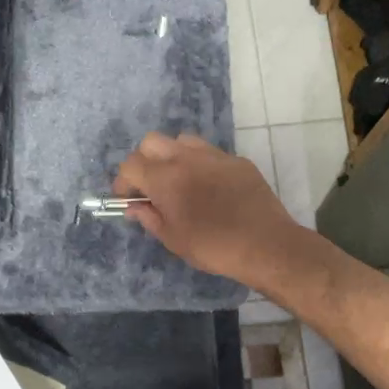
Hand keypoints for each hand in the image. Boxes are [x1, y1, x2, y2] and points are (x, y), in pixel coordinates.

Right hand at [114, 133, 307, 287]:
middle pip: (151, 142)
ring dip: (171, 156)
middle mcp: (186, 158)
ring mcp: (214, 155)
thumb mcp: (173, 239)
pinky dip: (199, 164)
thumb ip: (149, 218)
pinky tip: (208, 188)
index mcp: (165, 179)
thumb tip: (134, 207)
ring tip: (178, 181)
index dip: (123, 181)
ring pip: (181, 141)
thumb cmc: (212, 247)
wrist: (264, 244)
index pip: (131, 165)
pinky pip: (209, 153)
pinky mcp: (237, 160)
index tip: (127, 198)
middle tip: (149, 186)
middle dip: (144, 161)